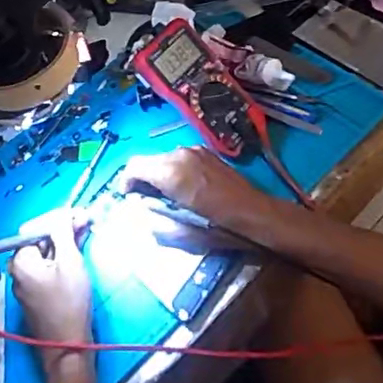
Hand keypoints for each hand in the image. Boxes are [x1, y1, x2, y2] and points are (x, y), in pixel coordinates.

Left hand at [10, 214, 93, 349]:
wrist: (68, 350)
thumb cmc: (69, 304)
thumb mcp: (70, 262)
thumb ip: (64, 233)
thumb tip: (63, 215)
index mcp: (20, 260)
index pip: (36, 227)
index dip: (58, 219)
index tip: (78, 216)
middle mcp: (17, 271)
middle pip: (40, 241)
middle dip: (62, 230)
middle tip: (84, 223)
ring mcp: (25, 285)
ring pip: (44, 255)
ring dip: (63, 244)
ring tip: (83, 236)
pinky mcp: (35, 297)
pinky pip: (46, 270)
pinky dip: (60, 260)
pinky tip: (76, 255)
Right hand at [121, 147, 289, 239]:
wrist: (256, 214)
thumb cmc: (220, 228)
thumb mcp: (182, 232)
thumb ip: (155, 218)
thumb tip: (141, 208)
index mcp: (170, 173)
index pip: (134, 167)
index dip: (125, 181)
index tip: (127, 196)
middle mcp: (178, 155)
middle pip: (146, 160)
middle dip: (140, 177)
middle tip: (143, 198)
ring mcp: (193, 151)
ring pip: (161, 157)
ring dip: (156, 173)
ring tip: (164, 193)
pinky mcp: (204, 152)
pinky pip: (177, 157)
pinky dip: (172, 168)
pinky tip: (182, 186)